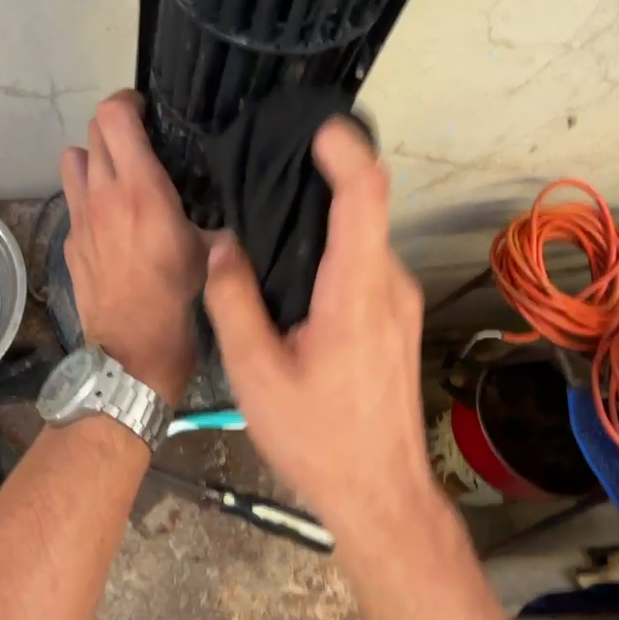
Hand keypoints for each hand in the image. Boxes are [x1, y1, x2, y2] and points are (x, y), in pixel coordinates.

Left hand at [60, 91, 204, 404]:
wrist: (133, 350)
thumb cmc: (178, 298)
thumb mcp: (208, 252)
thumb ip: (208, 219)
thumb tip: (218, 213)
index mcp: (141, 188)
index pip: (114, 116)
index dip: (128, 102)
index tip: (145, 110)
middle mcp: (103, 195)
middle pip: (92, 132)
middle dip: (114, 128)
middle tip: (138, 141)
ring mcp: (79, 218)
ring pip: (73, 160)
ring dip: (93, 157)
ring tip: (117, 174)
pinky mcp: (69, 241)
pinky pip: (74, 201)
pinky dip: (88, 197)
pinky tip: (110, 221)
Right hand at [201, 119, 432, 529]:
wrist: (381, 494)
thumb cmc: (318, 439)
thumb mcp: (256, 373)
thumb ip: (234, 301)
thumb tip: (221, 243)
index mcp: (355, 292)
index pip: (364, 197)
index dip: (344, 151)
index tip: (314, 125)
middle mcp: (387, 284)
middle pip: (362, 208)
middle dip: (321, 177)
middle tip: (264, 163)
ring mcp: (397, 300)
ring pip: (361, 235)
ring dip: (322, 215)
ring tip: (267, 208)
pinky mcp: (393, 316)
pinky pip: (361, 260)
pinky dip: (330, 244)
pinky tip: (290, 262)